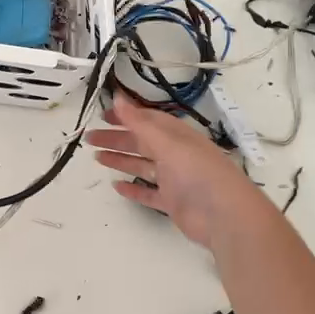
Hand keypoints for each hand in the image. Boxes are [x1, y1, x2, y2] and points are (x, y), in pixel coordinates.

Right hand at [84, 97, 264, 246]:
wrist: (225, 215)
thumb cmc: (198, 173)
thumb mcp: (168, 143)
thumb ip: (140, 123)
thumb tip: (116, 97)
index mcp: (177, 137)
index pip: (148, 120)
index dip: (126, 116)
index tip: (102, 115)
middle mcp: (176, 155)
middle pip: (141, 142)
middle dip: (117, 138)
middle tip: (90, 138)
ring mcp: (174, 179)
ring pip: (142, 166)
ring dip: (121, 160)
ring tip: (97, 158)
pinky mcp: (172, 202)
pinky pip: (148, 193)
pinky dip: (133, 189)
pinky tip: (117, 186)